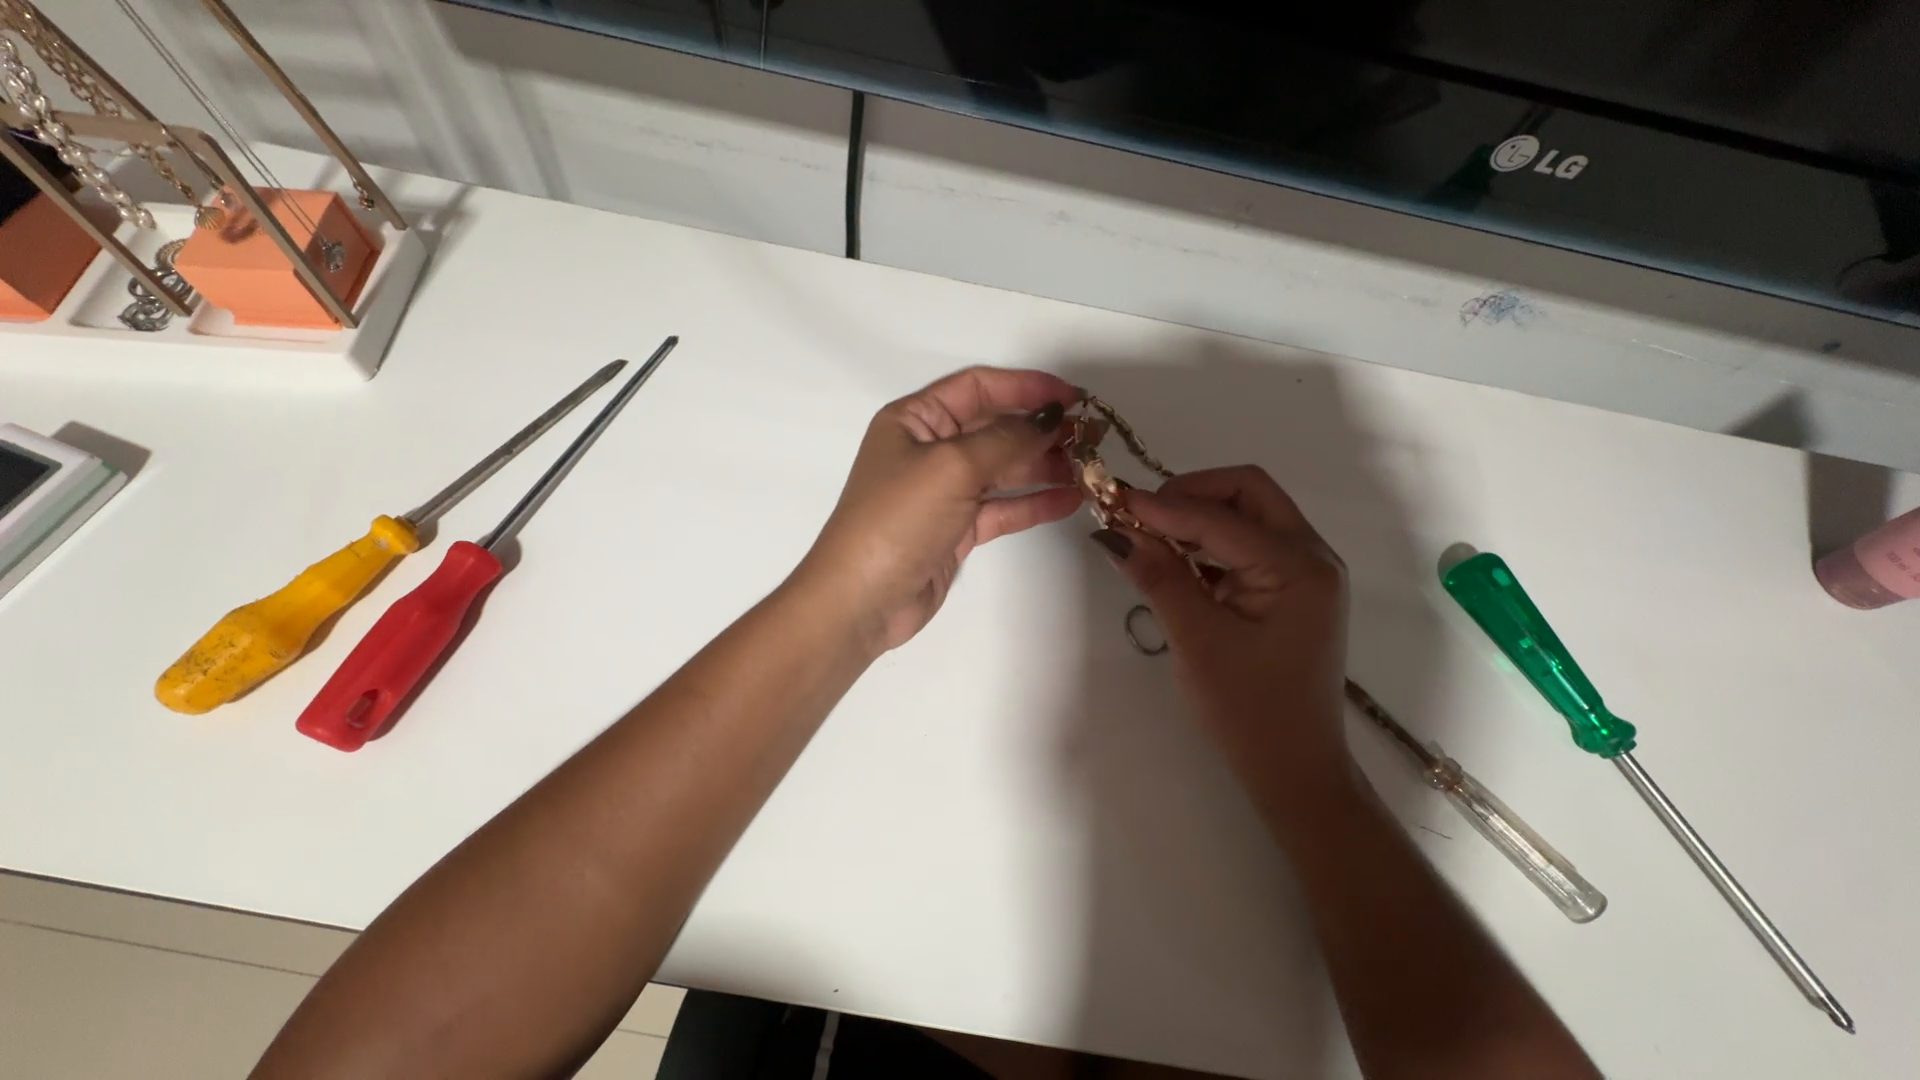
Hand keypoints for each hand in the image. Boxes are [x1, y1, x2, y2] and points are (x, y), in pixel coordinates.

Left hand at [797, 367, 1083, 653]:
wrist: (862, 600)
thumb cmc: (897, 519)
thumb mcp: (951, 466)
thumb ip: (1005, 439)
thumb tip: (1048, 418)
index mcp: (915, 420)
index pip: (978, 388)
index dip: (1026, 387)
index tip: (1073, 398)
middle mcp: (929, 449)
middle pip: (994, 427)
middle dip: (1040, 429)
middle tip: (1090, 437)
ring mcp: (944, 491)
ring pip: (1003, 468)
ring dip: (1044, 465)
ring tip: (1088, 468)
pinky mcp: (956, 530)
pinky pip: (1003, 507)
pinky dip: (1034, 502)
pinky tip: (1070, 500)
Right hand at [1092, 466, 1353, 823]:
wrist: (1294, 768)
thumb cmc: (1249, 709)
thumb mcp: (1197, 640)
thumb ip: (1159, 577)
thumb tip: (1113, 531)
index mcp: (1298, 566)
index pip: (1220, 516)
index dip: (1162, 506)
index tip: (1112, 502)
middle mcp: (1312, 557)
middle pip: (1248, 492)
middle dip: (1191, 494)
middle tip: (1142, 516)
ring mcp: (1306, 573)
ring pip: (1250, 514)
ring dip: (1200, 516)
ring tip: (1151, 536)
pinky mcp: (1292, 590)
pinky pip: (1250, 544)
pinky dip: (1212, 542)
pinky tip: (1178, 561)